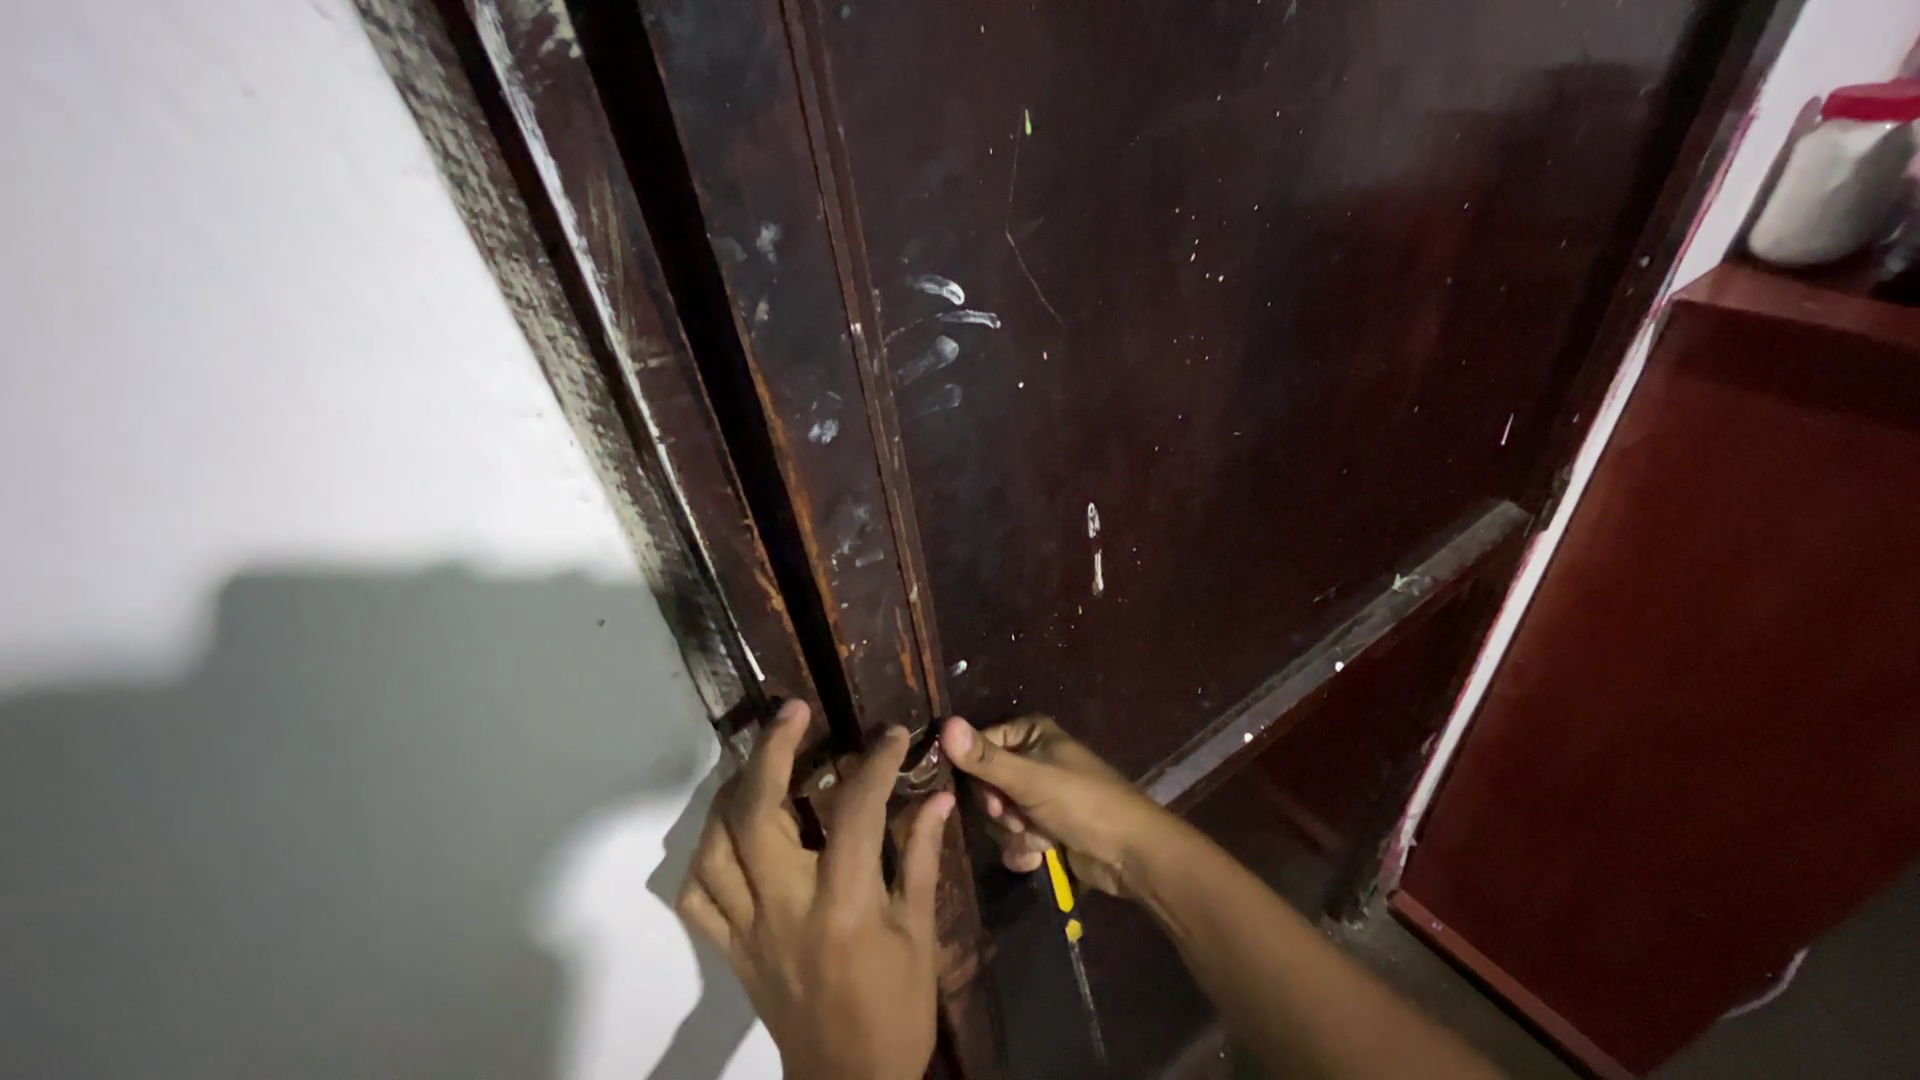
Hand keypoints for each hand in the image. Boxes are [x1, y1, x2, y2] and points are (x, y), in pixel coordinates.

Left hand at [676, 700, 954, 1079]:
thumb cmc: (896, 1010)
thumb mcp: (922, 935)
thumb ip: (923, 859)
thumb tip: (936, 797)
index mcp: (844, 904)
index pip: (855, 812)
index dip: (875, 763)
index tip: (891, 735)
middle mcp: (786, 908)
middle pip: (758, 815)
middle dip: (772, 752)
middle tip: (791, 712)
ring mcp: (748, 930)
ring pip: (715, 847)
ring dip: (731, 793)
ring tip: (757, 761)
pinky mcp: (730, 950)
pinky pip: (698, 895)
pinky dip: (705, 855)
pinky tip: (728, 832)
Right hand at [939, 714, 1179, 897]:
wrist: (1132, 854)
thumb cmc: (1083, 803)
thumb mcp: (1030, 779)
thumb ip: (984, 758)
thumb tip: (944, 724)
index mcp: (1033, 733)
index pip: (980, 746)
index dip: (978, 775)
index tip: (990, 794)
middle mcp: (1034, 758)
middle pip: (987, 785)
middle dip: (1001, 810)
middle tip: (1017, 817)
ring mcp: (1041, 795)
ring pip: (1000, 815)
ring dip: (1016, 832)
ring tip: (1040, 837)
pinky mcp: (1047, 826)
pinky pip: (1016, 836)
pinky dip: (1026, 848)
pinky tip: (1043, 854)